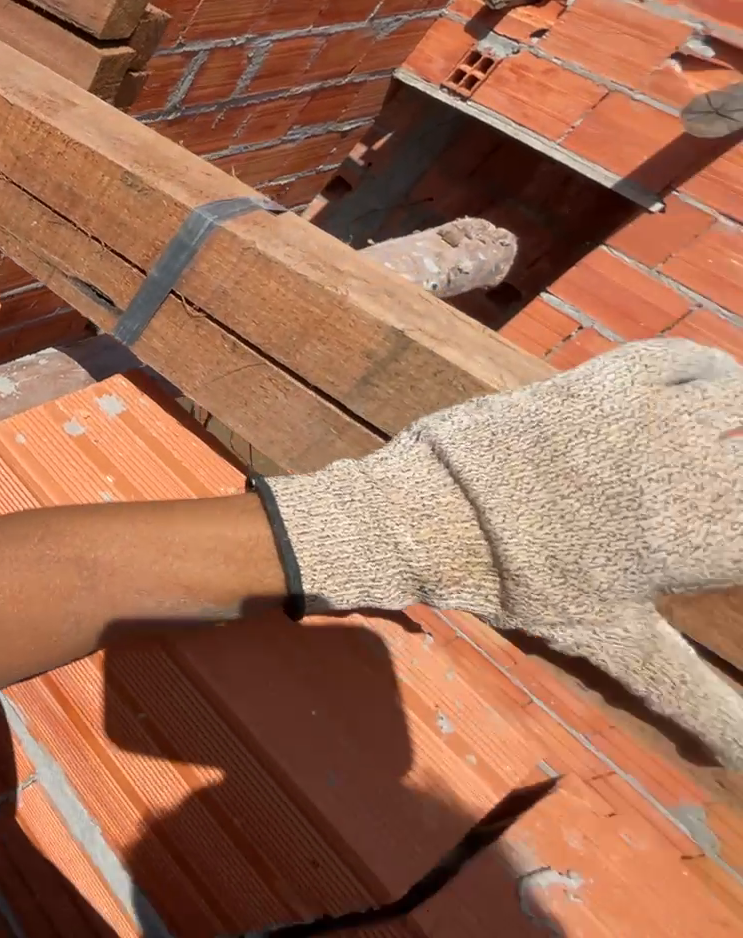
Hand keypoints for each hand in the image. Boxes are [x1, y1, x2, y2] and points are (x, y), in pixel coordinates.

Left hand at [259, 339, 742, 765]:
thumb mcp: (610, 647)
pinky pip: (675, 357)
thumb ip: (695, 703)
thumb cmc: (508, 584)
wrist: (418, 521)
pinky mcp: (591, 387)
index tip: (728, 537)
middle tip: (716, 489)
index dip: (741, 530)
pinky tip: (713, 381)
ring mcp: (645, 420)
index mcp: (718, 536)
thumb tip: (742, 770)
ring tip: (729, 439)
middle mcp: (701, 470)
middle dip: (741, 470)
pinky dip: (706, 364)